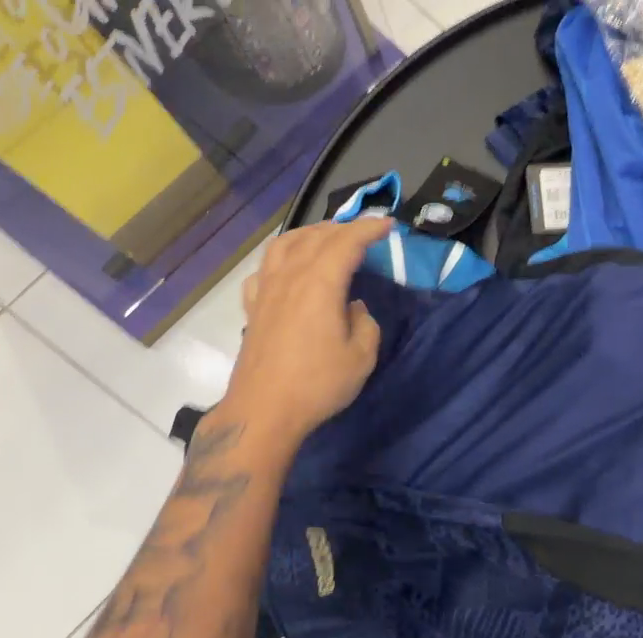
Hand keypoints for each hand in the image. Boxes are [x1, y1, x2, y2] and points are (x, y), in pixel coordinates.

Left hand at [219, 215, 393, 444]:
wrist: (267, 407)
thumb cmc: (320, 383)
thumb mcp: (361, 356)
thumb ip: (364, 324)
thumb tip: (353, 308)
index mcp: (319, 285)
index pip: (345, 244)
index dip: (368, 230)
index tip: (388, 224)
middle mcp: (289, 277)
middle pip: (314, 238)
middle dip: (341, 228)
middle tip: (363, 230)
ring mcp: (266, 290)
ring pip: (284, 245)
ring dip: (309, 234)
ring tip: (325, 237)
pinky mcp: (254, 307)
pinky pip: (266, 268)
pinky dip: (282, 257)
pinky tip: (288, 267)